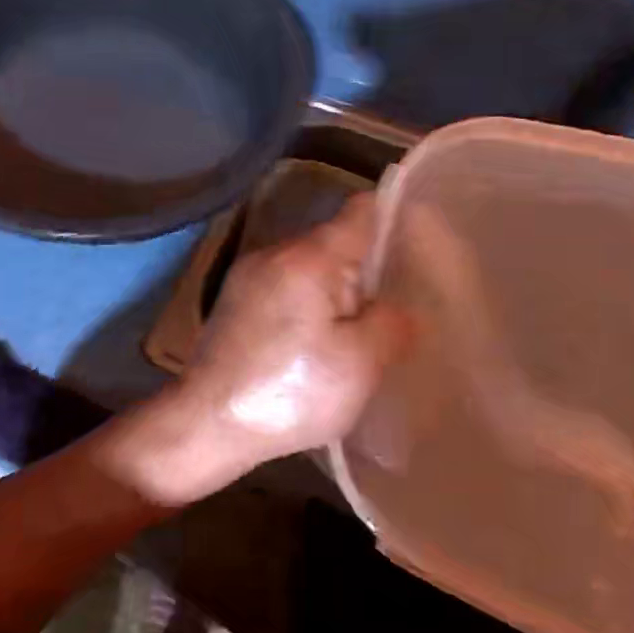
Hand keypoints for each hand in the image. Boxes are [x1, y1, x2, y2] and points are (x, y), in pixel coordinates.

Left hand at [169, 191, 409, 470]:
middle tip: (400, 304)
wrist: (208, 419)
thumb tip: (393, 305)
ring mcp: (247, 276)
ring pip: (307, 268)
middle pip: (332, 242)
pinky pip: (284, 288)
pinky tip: (319, 342)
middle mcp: (272, 253)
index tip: (425, 243)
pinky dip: (308, 305)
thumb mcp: (361, 363)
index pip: (359, 213)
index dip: (395, 219)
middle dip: (367, 268)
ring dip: (336, 291)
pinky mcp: (234, 302)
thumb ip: (390, 321)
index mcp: (306, 257)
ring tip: (363, 330)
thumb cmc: (290, 391)